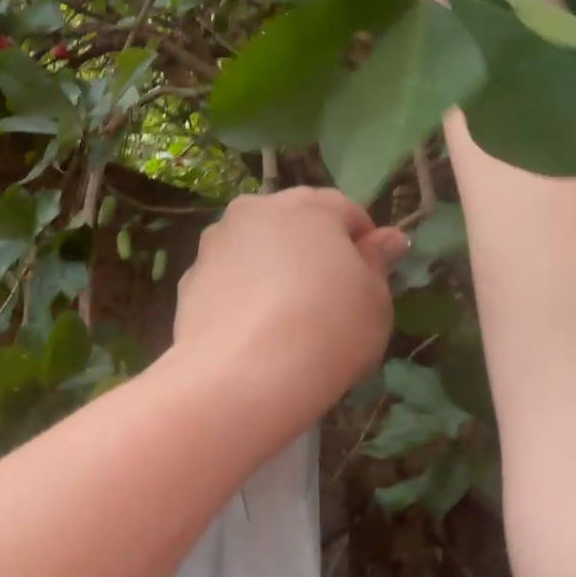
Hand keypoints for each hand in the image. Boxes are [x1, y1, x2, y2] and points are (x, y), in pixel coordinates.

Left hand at [169, 187, 407, 422]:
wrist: (242, 370)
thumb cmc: (327, 328)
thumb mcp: (374, 300)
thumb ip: (377, 262)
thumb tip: (386, 238)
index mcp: (307, 205)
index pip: (345, 210)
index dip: (363, 243)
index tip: (371, 279)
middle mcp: (254, 210)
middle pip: (293, 224)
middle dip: (311, 251)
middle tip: (330, 298)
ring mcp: (215, 242)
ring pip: (253, 248)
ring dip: (270, 268)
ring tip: (286, 318)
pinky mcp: (189, 276)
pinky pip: (226, 279)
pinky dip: (240, 294)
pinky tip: (252, 331)